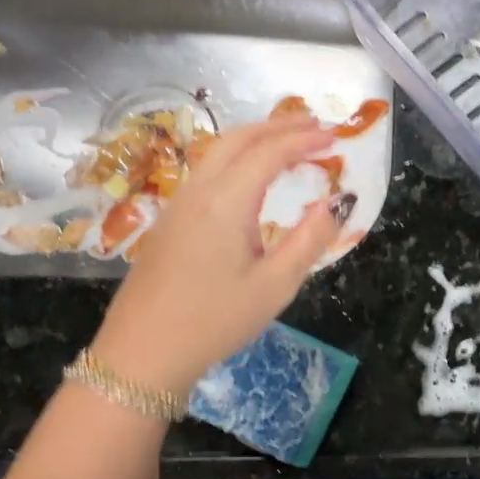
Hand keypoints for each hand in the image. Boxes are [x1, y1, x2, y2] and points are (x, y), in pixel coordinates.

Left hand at [89, 112, 348, 396]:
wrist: (144, 352)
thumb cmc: (216, 320)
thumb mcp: (276, 285)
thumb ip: (309, 239)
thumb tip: (336, 204)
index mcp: (226, 203)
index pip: (269, 154)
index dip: (304, 140)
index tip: (336, 136)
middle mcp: (199, 192)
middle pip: (238, 140)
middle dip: (278, 126)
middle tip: (316, 126)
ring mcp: (179, 204)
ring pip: (217, 152)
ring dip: (255, 138)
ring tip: (289, 142)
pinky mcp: (171, 220)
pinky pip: (207, 170)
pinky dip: (237, 156)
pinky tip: (252, 173)